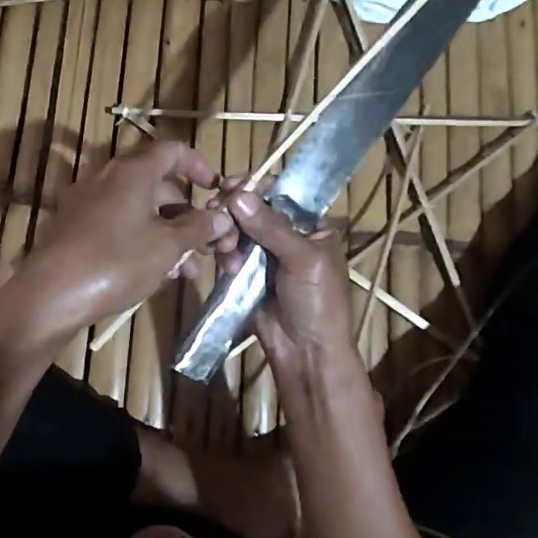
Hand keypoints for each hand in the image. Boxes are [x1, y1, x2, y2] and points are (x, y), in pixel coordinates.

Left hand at [8, 140, 236, 330]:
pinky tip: (159, 275)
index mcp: (133, 172)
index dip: (200, 166)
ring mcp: (89, 205)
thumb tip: (222, 218)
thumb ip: (199, 228)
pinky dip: (145, 242)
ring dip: (171, 236)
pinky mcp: (77, 230)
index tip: (216, 190)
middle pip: (160, 187)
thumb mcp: (168, 246)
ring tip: (189, 270)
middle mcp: (108, 179)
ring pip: (142, 212)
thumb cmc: (117, 261)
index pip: (173, 151)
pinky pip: (121, 227)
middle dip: (190, 216)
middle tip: (210, 244)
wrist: (49, 297)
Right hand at [218, 187, 360, 386]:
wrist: (307, 352)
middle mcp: (286, 235)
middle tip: (218, 210)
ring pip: (236, 229)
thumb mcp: (304, 259)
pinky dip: (222, 253)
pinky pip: (227, 253)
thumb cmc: (319, 301)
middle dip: (234, 209)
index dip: (258, 187)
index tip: (234, 185)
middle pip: (253, 209)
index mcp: (311, 225)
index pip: (282, 194)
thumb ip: (273, 227)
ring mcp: (264, 255)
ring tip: (225, 246)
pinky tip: (224, 262)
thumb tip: (240, 196)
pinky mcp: (244, 274)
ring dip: (226, 232)